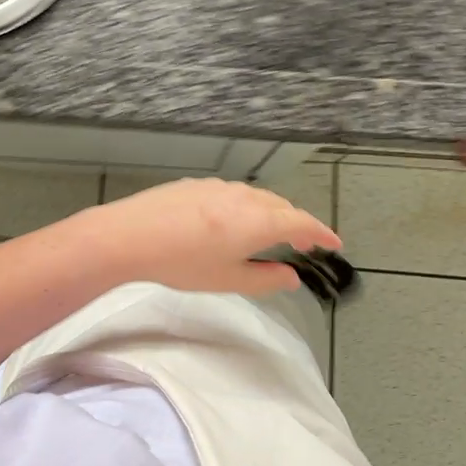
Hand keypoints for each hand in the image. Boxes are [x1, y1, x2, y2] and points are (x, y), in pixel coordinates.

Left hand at [78, 178, 339, 296]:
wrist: (131, 235)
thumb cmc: (184, 263)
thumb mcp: (229, 280)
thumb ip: (266, 279)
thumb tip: (292, 276)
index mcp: (260, 220)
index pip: (302, 223)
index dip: (321, 233)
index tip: (334, 244)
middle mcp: (245, 196)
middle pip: (281, 207)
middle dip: (297, 224)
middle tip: (304, 243)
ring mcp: (219, 187)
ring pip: (257, 197)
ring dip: (271, 213)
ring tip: (271, 233)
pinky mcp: (196, 185)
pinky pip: (233, 194)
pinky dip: (246, 207)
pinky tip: (232, 222)